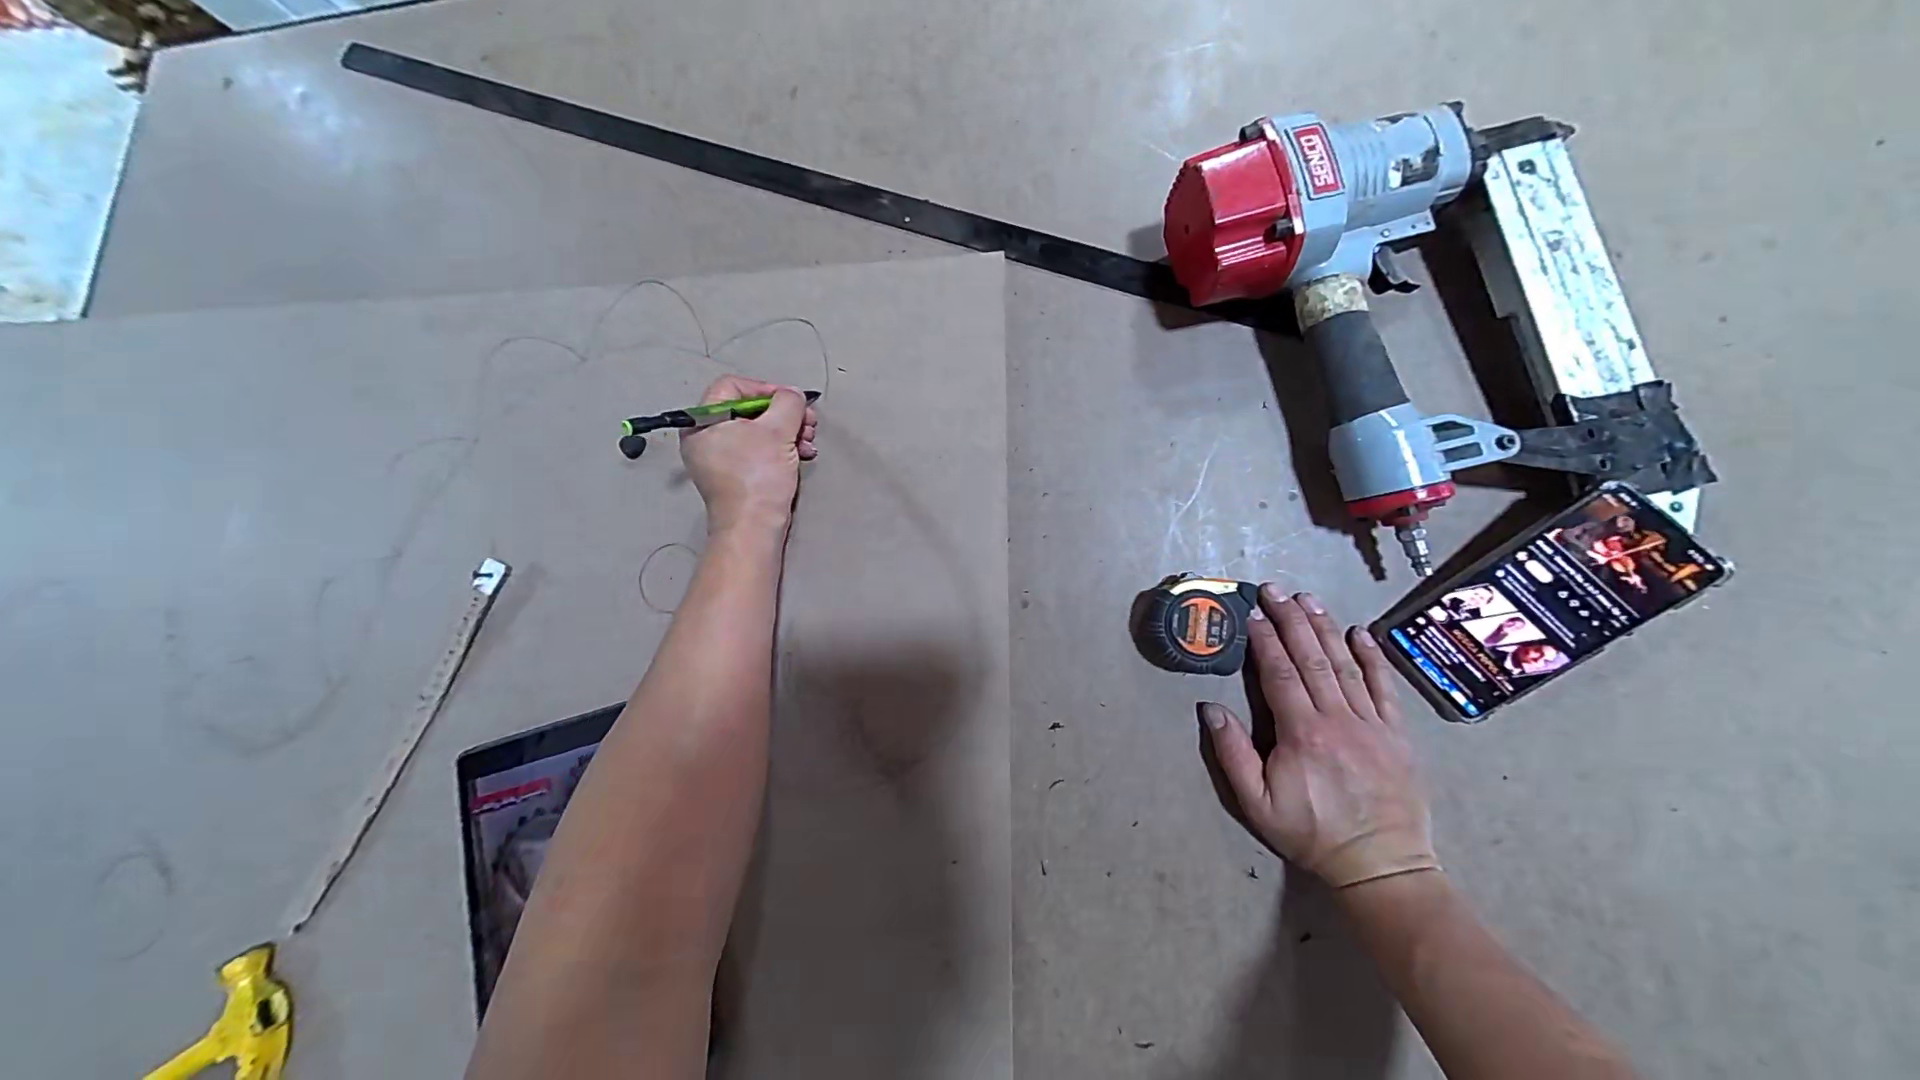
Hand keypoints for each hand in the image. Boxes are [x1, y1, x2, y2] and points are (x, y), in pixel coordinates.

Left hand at [679, 376, 817, 534]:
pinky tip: (802, 454)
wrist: (754, 527)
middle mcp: (706, 438)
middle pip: (750, 410)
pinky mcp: (737, 477)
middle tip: (808, 422)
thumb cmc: (758, 476)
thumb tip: (792, 396)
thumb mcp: (777, 430)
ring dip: (789, 432)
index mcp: (703, 421)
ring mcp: (721, 459)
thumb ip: (788, 402)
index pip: (733, 386)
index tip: (792, 401)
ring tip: (809, 442)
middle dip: (784, 414)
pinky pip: (759, 451)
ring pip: (759, 431)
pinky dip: (782, 449)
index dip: (766, 388)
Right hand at [1200, 585, 1438, 887]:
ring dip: (1324, 627)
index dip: (1265, 641)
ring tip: (1307, 599)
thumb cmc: (1311, 834)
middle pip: (1312, 658)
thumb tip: (1210, 709)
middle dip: (1291, 620)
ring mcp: (1373, 724)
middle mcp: (1339, 719)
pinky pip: (1384, 687)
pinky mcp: (1398, 734)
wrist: (1382, 866)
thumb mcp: (1256, 804)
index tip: (1252, 614)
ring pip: (1345, 664)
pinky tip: (1359, 633)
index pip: (1280, 674)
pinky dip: (1372, 657)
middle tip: (1275, 590)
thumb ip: (1232, 754)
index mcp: (1302, 734)